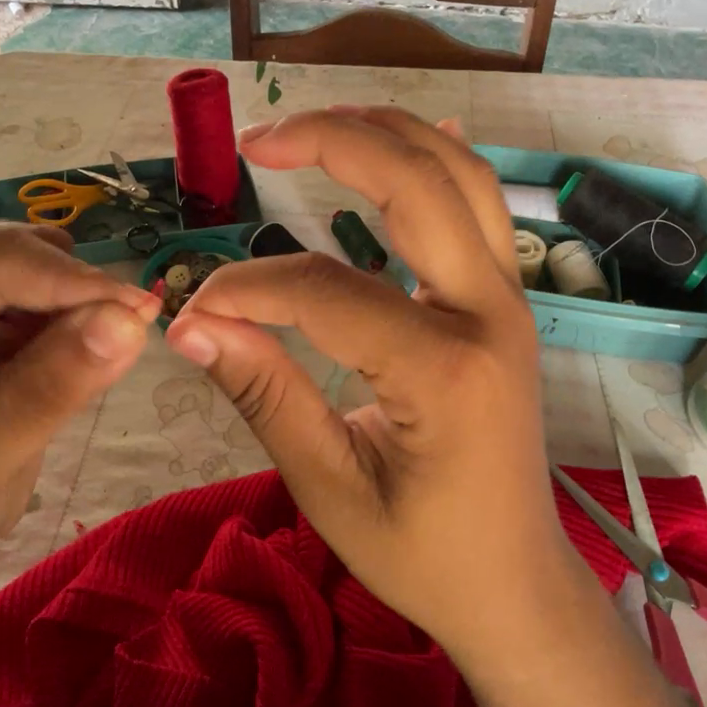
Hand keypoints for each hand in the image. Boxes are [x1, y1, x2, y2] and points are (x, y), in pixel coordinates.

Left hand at [0, 224, 157, 619]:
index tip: (141, 311)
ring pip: (41, 267)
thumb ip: (50, 386)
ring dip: (81, 305)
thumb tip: (131, 320)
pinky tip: (78, 365)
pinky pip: (50, 297)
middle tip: (131, 337)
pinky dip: (78, 322)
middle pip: (18, 252)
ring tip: (94, 366)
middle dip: (77, 289)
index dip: (69, 279)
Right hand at [163, 107, 578, 656]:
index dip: (247, 289)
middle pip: (414, 183)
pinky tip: (409, 135)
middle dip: (331, 142)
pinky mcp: (507, 300)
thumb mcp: (331, 489)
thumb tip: (191, 326)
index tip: (195, 311)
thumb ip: (265, 396)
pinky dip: (440, 159)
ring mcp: (510, 298)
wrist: (515, 581)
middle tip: (257, 142)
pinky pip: (481, 205)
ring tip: (313, 125)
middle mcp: (490, 312)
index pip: (324, 291)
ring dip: (388, 133)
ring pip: (460, 174)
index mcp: (443, 370)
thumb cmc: (424, 553)